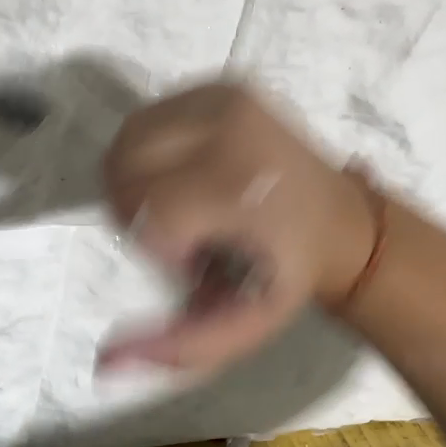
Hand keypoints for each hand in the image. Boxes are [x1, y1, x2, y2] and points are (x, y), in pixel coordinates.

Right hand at [98, 81, 377, 371]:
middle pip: (123, 165)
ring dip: (135, 179)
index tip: (191, 258)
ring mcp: (225, 97)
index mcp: (240, 187)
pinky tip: (183, 173)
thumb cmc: (286, 275)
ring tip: (178, 201)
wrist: (343, 220)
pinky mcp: (220, 84)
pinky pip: (147, 117)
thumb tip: (102, 363)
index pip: (148, 210)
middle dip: (133, 209)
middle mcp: (231, 128)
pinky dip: (148, 151)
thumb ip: (176, 348)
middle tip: (177, 232)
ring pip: (126, 138)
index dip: (154, 244)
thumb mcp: (242, 327)